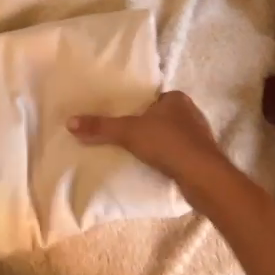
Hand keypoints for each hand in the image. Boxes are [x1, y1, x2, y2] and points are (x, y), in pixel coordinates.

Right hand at [68, 91, 228, 184]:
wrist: (203, 177)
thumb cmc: (168, 144)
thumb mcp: (129, 132)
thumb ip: (102, 128)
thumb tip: (70, 122)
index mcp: (176, 98)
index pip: (152, 99)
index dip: (138, 109)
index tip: (124, 120)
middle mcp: (191, 112)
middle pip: (162, 117)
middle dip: (148, 127)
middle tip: (128, 139)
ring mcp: (199, 136)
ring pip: (172, 137)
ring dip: (159, 145)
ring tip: (140, 155)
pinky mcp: (203, 157)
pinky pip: (180, 154)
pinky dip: (169, 159)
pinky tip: (158, 168)